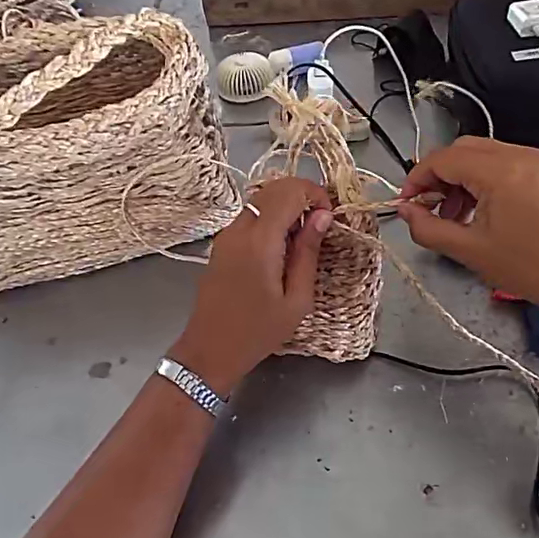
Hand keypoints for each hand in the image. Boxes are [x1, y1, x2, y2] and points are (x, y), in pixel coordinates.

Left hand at [169, 177, 332, 395]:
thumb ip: (309, 252)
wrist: (209, 349)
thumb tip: (323, 216)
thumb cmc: (258, 331)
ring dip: (285, 206)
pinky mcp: (221, 243)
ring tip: (303, 240)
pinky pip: (249, 216)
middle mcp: (239, 229)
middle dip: (302, 196)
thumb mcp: (297, 299)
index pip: (290, 191)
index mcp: (260, 241)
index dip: (315, 194)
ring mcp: (226, 234)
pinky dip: (270, 218)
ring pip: (260, 199)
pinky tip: (281, 247)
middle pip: (273, 188)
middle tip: (320, 224)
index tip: (329, 217)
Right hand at [396, 138, 538, 315]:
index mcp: (500, 170)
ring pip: (481, 155)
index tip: (405, 203)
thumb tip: (405, 212)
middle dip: (437, 176)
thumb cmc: (531, 267)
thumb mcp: (469, 250)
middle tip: (426, 208)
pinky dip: (481, 181)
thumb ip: (427, 228)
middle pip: (462, 150)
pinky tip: (478, 212)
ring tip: (452, 215)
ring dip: (459, 178)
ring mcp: (537, 162)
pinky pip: (502, 165)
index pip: (443, 159)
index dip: (417, 179)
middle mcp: (520, 155)